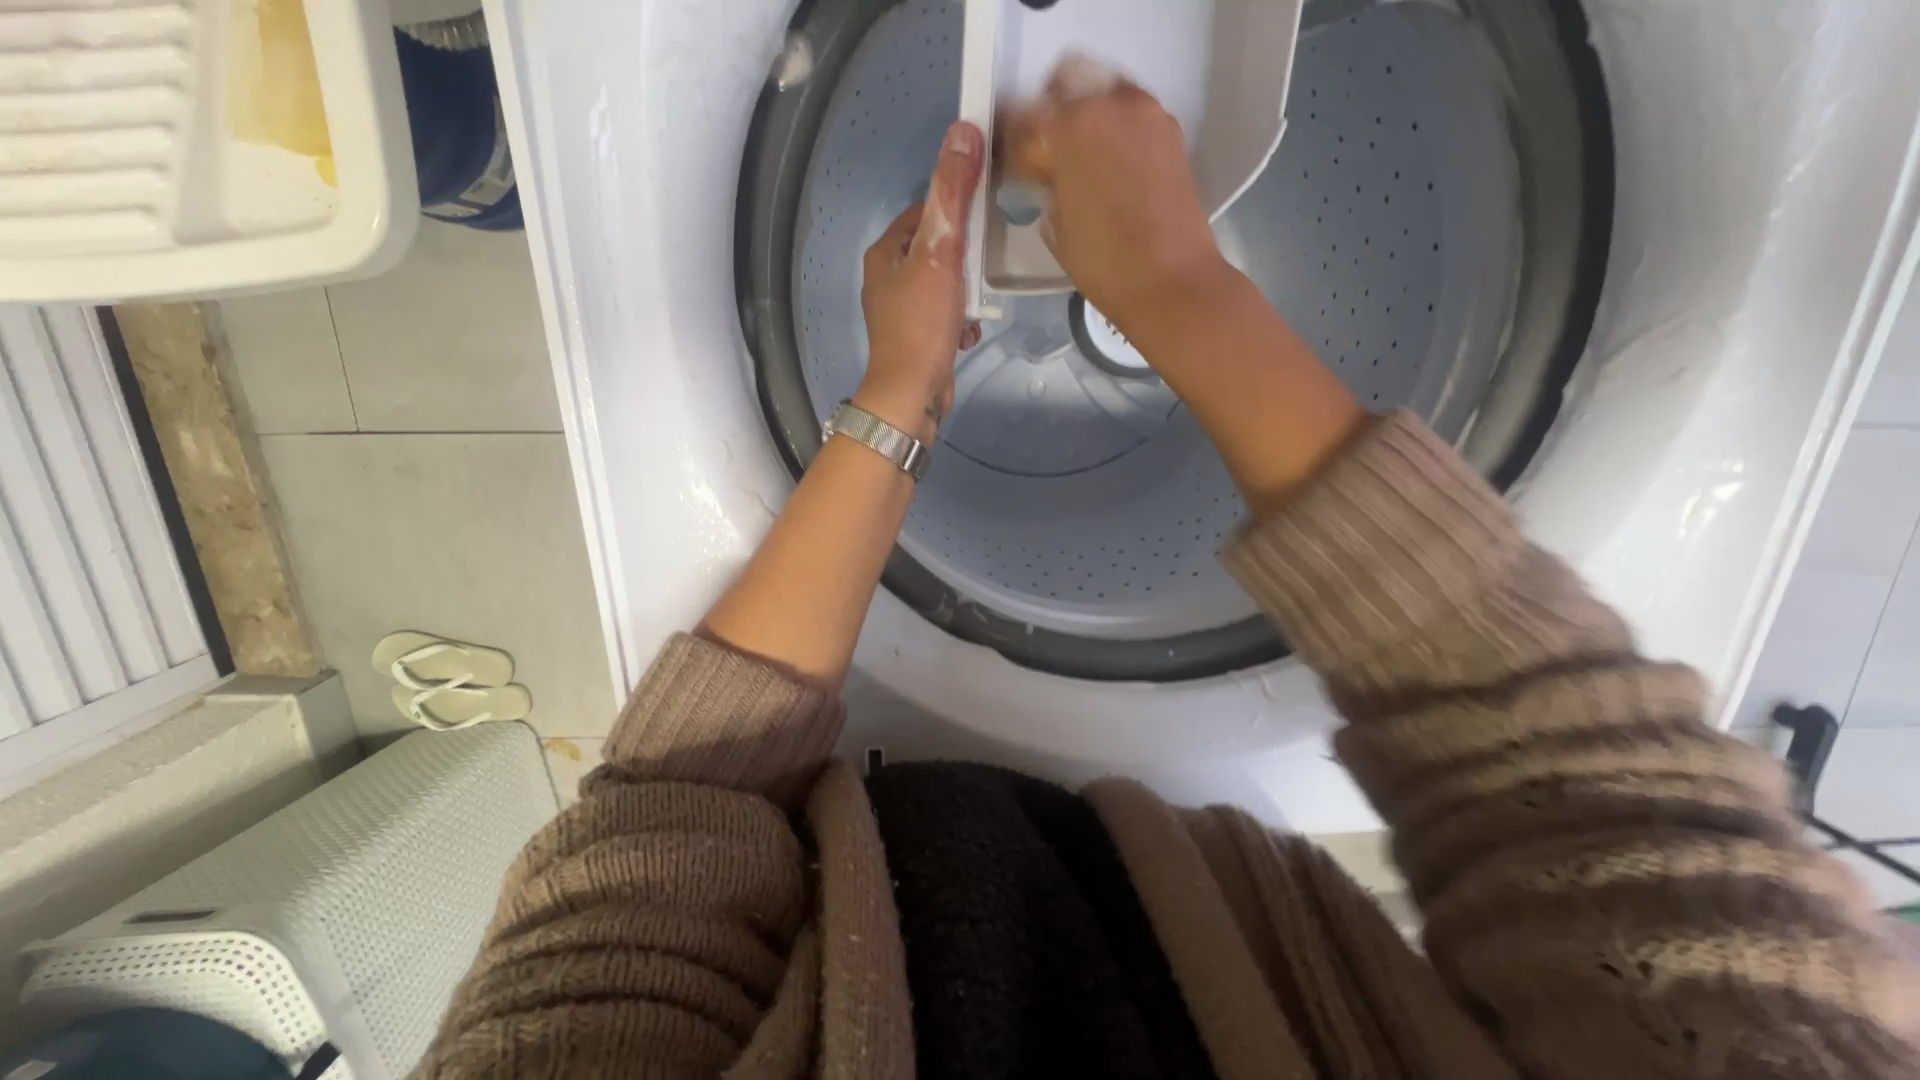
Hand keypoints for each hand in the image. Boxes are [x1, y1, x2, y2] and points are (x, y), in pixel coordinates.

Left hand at [857, 121, 985, 439]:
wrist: (913, 393)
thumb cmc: (922, 322)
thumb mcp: (941, 252)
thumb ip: (953, 194)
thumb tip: (963, 130)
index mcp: (885, 251)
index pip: (926, 211)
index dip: (957, 212)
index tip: (983, 221)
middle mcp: (886, 277)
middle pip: (938, 249)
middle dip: (966, 259)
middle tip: (984, 268)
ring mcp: (900, 310)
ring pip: (945, 284)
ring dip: (967, 292)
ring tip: (978, 303)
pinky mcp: (916, 337)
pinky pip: (945, 315)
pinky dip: (961, 319)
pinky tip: (970, 330)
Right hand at [998, 60, 1230, 332]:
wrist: (1170, 280)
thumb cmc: (1104, 262)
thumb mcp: (1057, 225)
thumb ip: (1049, 187)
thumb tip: (1050, 178)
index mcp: (1069, 127)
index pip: (1028, 118)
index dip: (1017, 141)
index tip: (1014, 161)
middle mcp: (1110, 105)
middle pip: (1069, 86)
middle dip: (1054, 117)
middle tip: (1046, 151)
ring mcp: (1146, 115)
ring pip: (1105, 94)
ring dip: (1089, 118)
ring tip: (1080, 156)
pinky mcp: (1171, 133)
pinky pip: (1133, 116)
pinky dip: (1117, 130)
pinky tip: (1109, 164)